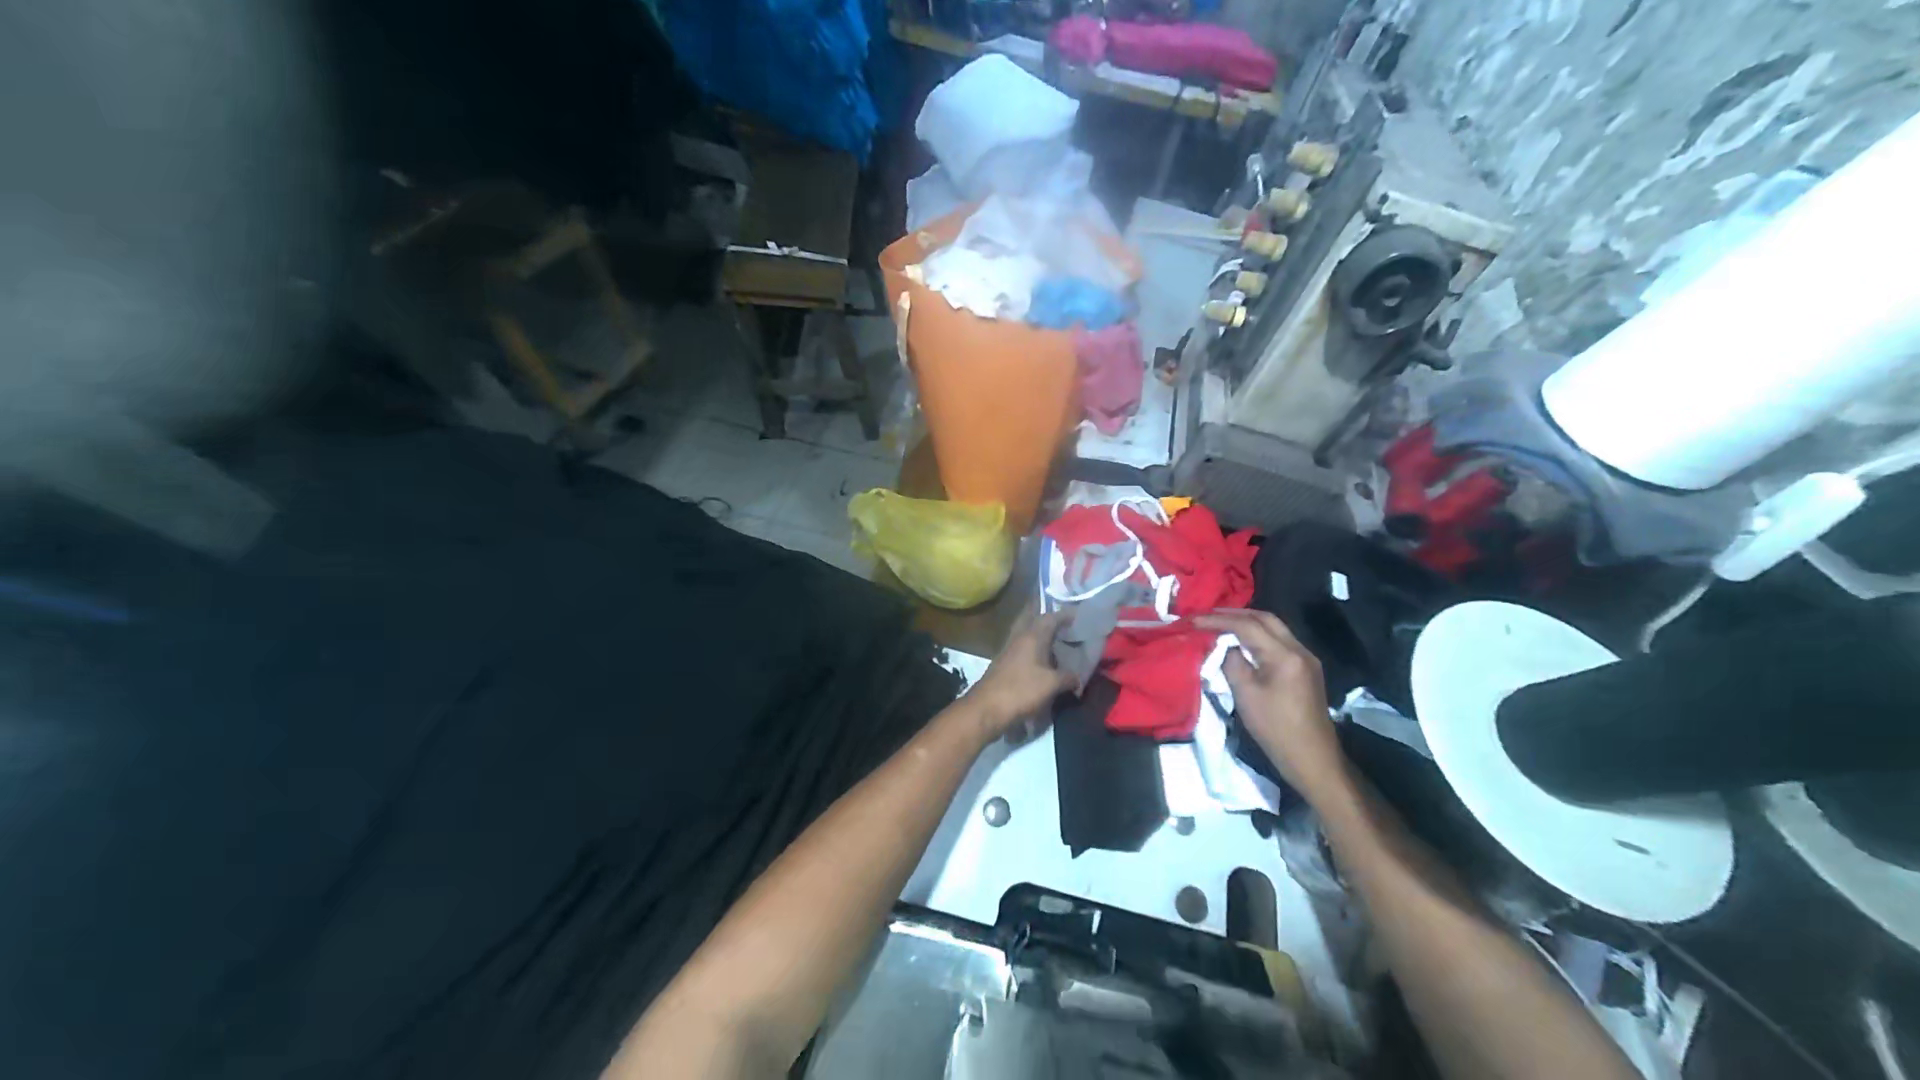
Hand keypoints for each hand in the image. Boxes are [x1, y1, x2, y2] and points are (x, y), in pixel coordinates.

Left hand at [963, 610, 1075, 740]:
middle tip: (1063, 623)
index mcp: (1032, 636)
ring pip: (1026, 634)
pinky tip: (1042, 661)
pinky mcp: (1003, 663)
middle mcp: (1019, 637)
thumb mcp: (1052, 685)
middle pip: (1033, 619)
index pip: (1050, 617)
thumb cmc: (1022, 690)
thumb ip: (1068, 678)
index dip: (1065, 615)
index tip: (1078, 616)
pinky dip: (1033, 649)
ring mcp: (1008, 649)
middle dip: (1047, 619)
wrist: (987, 707)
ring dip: (1039, 634)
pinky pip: (1021, 648)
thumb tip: (1078, 678)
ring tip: (1056, 642)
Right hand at [1194, 609, 1345, 802]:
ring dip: (1247, 622)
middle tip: (1207, 616)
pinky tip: (1242, 642)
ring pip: (1274, 628)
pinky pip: (1279, 641)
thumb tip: (1223, 645)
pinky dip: (1258, 635)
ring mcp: (1306, 659)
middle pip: (1265, 618)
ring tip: (1220, 625)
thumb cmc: (1275, 729)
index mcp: (1285, 656)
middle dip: (1234, 614)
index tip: (1194, 621)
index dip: (1218, 620)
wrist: (1313, 759)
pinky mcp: (1306, 669)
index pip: (1248, 625)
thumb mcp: (1245, 695)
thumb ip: (1232, 662)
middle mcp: (1300, 650)